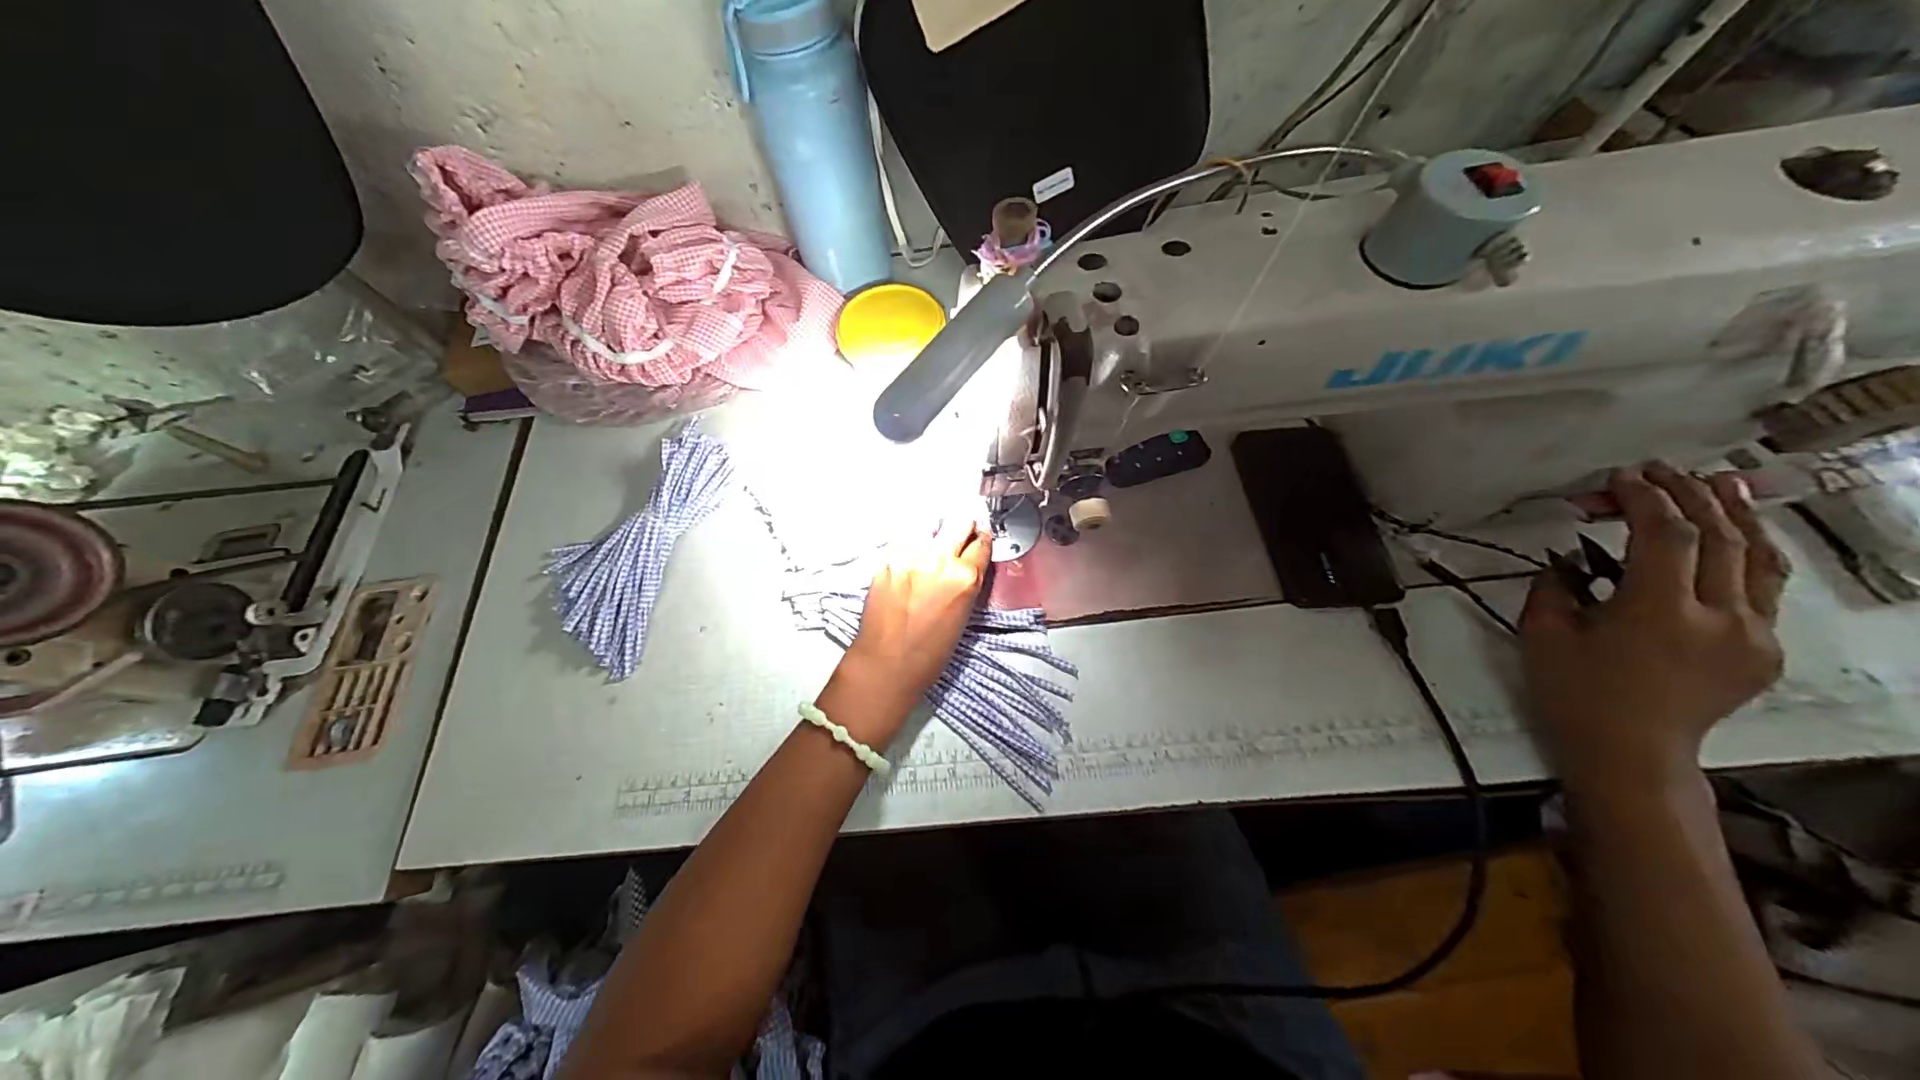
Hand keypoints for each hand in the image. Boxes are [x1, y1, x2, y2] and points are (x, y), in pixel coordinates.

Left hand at [817, 521, 991, 747]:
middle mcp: (939, 561)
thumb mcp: (962, 617)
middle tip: (958, 532)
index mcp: (964, 578)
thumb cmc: (926, 653)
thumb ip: (966, 584)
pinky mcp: (887, 560)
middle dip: (961, 526)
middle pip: (958, 522)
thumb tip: (966, 565)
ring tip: (932, 538)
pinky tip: (911, 552)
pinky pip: (903, 538)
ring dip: (934, 528)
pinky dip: (909, 540)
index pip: (982, 544)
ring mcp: (910, 558)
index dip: (981, 540)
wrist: (886, 664)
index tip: (978, 538)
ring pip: (929, 523)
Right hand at [1520, 463, 1789, 786]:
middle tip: (1657, 471)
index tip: (1620, 478)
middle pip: (1719, 536)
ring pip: (1758, 558)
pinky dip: (1749, 553)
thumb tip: (1571, 559)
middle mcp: (1721, 619)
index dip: (1644, 498)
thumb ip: (1555, 587)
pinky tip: (1736, 536)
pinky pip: (1763, 589)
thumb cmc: (1576, 695)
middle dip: (1687, 495)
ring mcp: (1753, 636)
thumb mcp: (1543, 635)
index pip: (1666, 535)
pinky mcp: (1764, 651)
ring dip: (1736, 515)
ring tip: (1718, 483)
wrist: (1631, 754)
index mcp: (1659, 613)